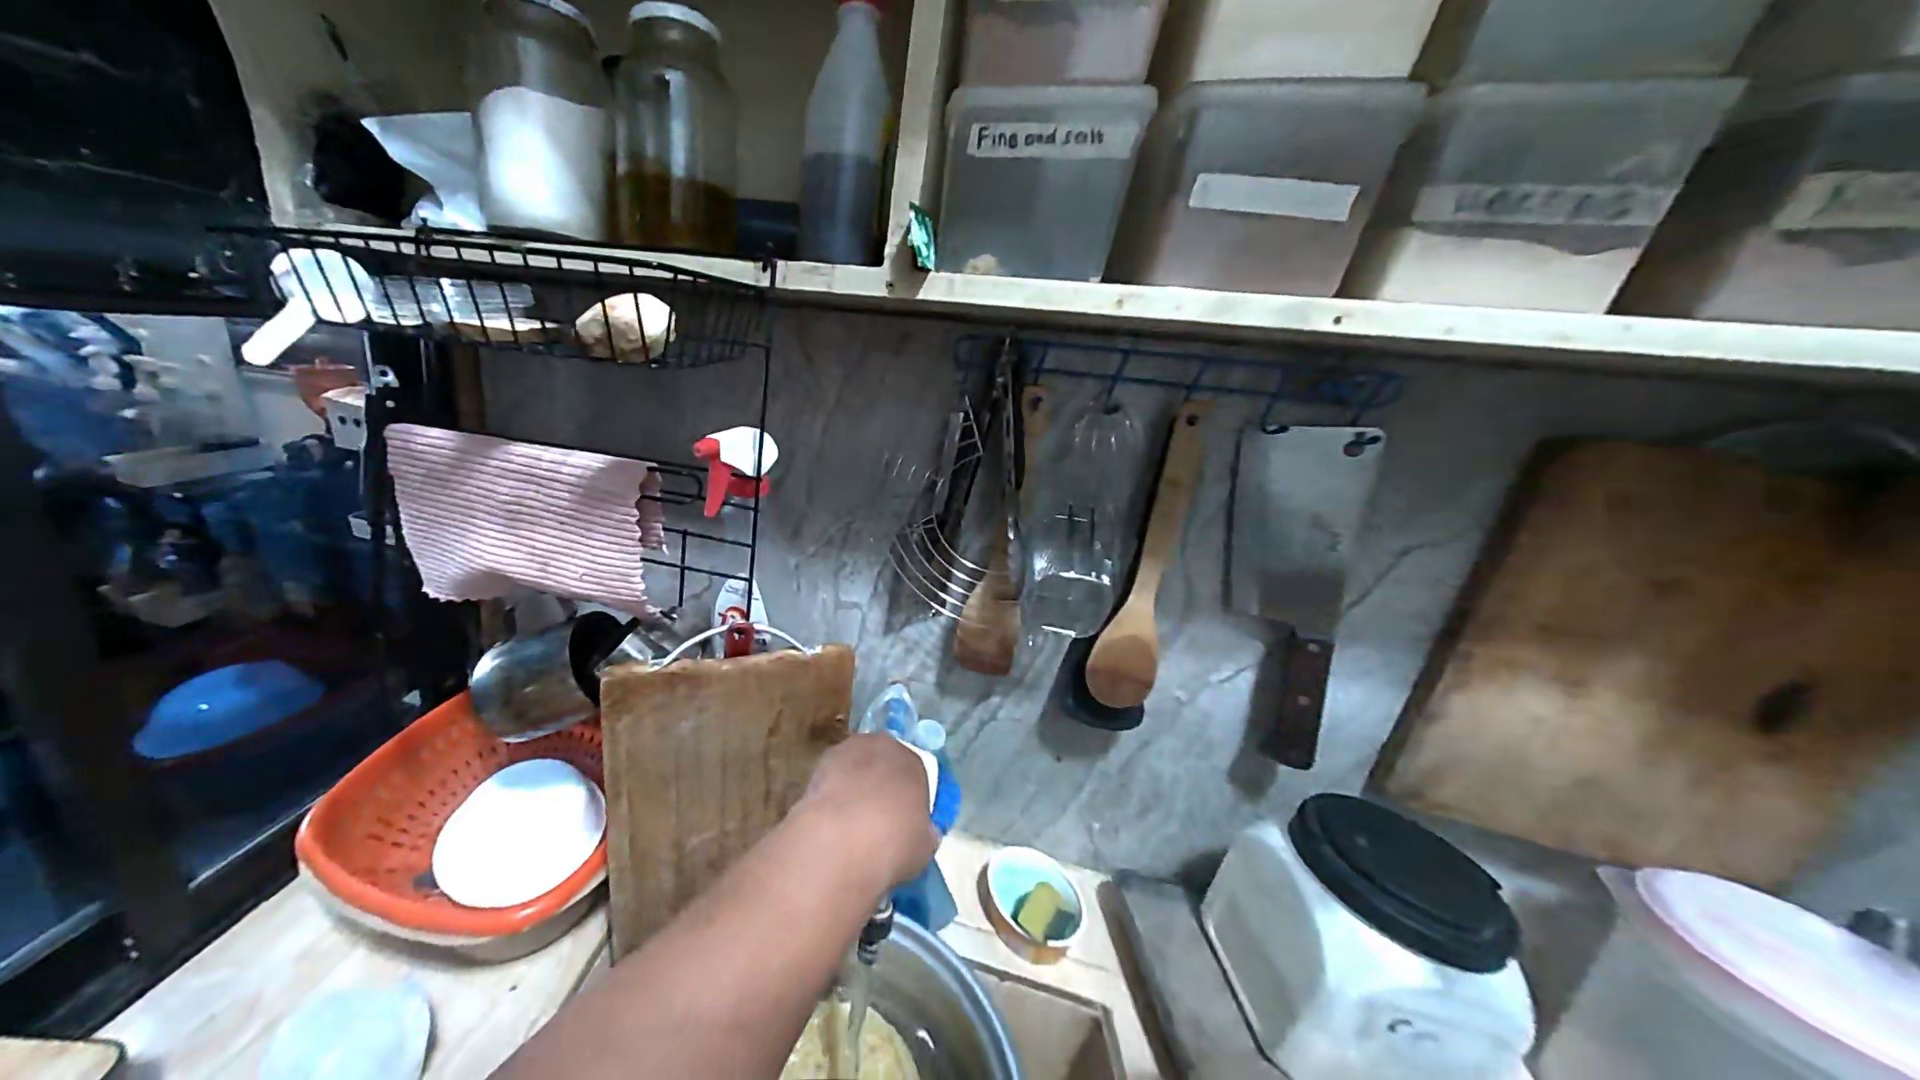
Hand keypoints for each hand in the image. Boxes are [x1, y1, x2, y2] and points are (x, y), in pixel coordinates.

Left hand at [796, 734, 940, 887]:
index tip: (903, 819)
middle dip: (880, 785)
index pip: (915, 774)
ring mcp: (848, 751)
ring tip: (848, 822)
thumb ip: (924, 833)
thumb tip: (923, 833)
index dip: (907, 797)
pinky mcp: (817, 765)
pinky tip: (830, 821)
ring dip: (853, 786)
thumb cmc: (894, 843)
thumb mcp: (923, 846)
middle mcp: (883, 747)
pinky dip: (831, 794)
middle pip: (883, 764)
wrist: (841, 842)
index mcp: (914, 762)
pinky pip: (831, 779)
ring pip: (855, 768)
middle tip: (876, 817)